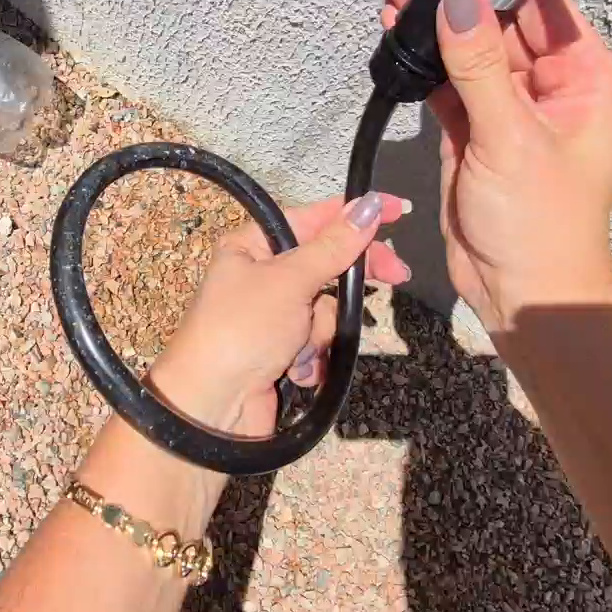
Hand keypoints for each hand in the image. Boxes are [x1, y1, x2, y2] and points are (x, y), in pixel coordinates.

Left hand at [147, 195, 410, 438]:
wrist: (213, 406)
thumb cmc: (242, 329)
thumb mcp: (289, 280)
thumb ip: (333, 246)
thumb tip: (368, 206)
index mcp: (252, 245)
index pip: (312, 219)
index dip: (353, 214)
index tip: (397, 210)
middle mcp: (261, 275)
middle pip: (325, 264)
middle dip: (348, 282)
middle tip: (396, 276)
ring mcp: (272, 315)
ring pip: (325, 309)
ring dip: (321, 331)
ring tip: (301, 347)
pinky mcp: (281, 350)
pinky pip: (316, 342)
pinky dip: (312, 357)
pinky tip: (294, 370)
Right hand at [380, 0, 611, 331]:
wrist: (520, 291)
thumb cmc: (539, 221)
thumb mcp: (510, 137)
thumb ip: (479, 68)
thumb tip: (457, 3)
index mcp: (585, 80)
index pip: (545, 9)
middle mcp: (550, 89)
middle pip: (499, 26)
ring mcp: (507, 112)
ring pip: (467, 54)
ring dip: (432, 28)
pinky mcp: (473, 134)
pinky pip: (448, 87)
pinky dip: (423, 65)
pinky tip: (397, 39)